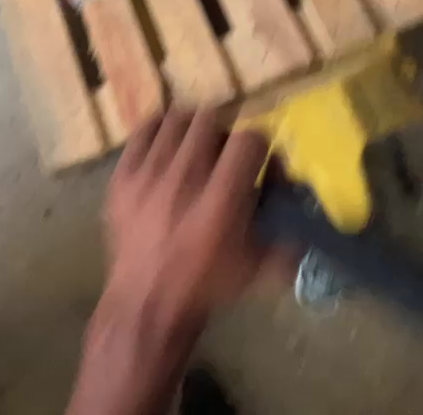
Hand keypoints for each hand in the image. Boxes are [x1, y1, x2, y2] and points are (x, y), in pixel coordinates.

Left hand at [101, 108, 283, 330]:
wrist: (146, 303)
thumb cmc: (206, 285)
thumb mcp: (257, 268)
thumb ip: (287, 236)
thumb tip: (299, 202)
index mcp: (221, 201)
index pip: (248, 140)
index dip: (259, 144)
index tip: (257, 159)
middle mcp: (184, 179)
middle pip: (210, 120)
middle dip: (223, 132)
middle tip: (222, 152)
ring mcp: (148, 174)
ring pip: (176, 119)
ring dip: (191, 128)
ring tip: (194, 146)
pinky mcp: (122, 175)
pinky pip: (142, 130)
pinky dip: (157, 131)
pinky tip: (165, 145)